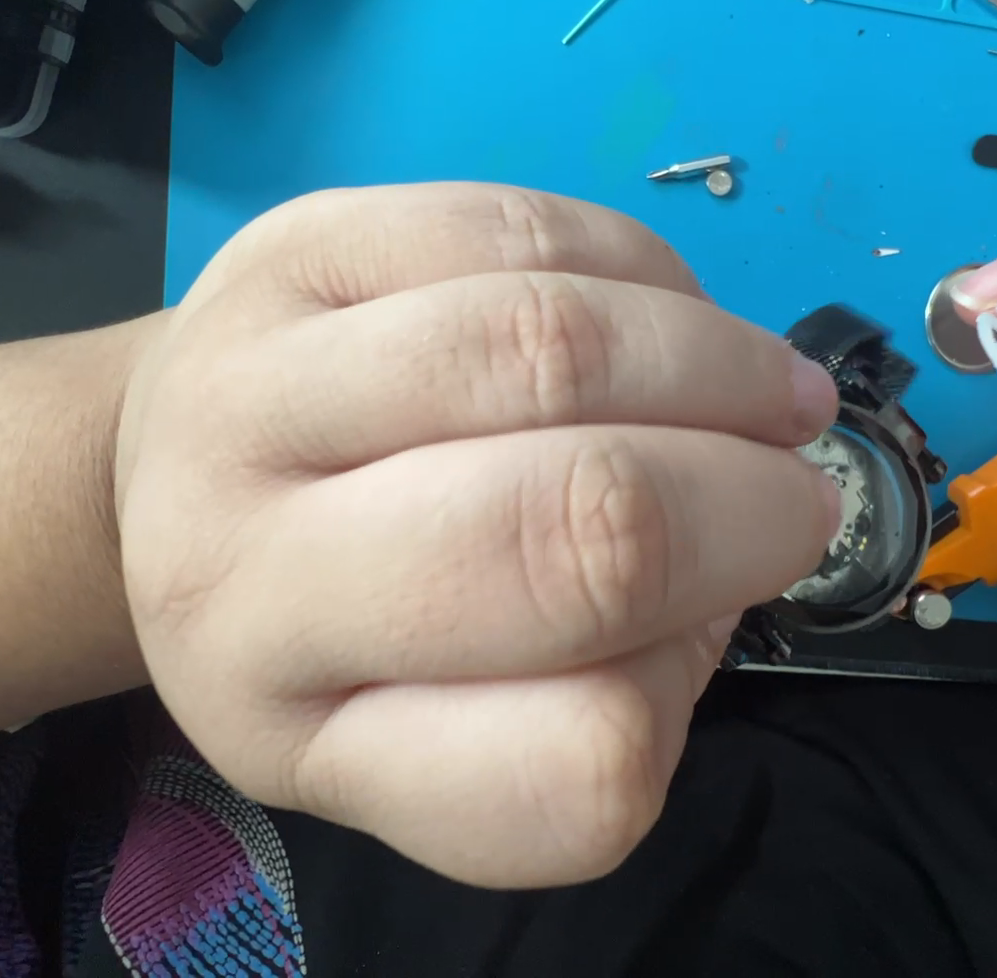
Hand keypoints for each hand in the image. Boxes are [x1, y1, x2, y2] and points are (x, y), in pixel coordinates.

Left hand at [114, 184, 837, 887]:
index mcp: (316, 728)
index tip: (729, 600)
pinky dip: (643, 269)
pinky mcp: (294, 244)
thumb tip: (725, 563)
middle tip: (802, 483)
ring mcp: (257, 379)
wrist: (194, 477)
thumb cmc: (342, 625)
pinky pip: (520, 232)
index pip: (575, 763)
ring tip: (770, 387)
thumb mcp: (453, 731)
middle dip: (744, 499)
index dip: (702, 671)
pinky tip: (666, 307)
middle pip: (582, 526)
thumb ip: (608, 698)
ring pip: (553, 349)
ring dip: (716, 364)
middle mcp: (250, 567)